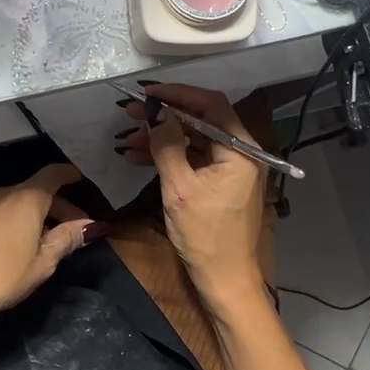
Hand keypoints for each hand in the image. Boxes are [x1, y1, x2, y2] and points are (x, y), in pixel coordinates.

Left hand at [0, 163, 102, 342]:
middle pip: (37, 191)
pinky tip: (22, 246)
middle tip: (77, 230)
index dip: (70, 175)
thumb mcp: (43, 261)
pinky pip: (2, 213)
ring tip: (51, 242)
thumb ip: (67, 239)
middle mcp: (3, 195)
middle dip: (60, 207)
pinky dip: (18, 221)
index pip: (53, 174)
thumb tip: (91, 226)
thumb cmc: (3, 276)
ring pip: (18, 203)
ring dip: (38, 216)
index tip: (82, 180)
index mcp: (26, 198)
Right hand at [117, 84, 267, 296]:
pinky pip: (194, 158)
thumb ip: (168, 147)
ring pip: (194, 139)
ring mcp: (232, 168)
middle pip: (202, 120)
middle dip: (165, 115)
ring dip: (162, 137)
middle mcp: (241, 153)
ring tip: (128, 139)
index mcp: (240, 150)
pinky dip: (170, 155)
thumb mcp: (180, 189)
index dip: (178, 94)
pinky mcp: (221, 182)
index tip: (146, 93)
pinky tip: (140, 155)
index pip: (211, 105)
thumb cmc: (205, 235)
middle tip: (130, 114)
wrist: (224, 277)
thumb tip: (156, 114)